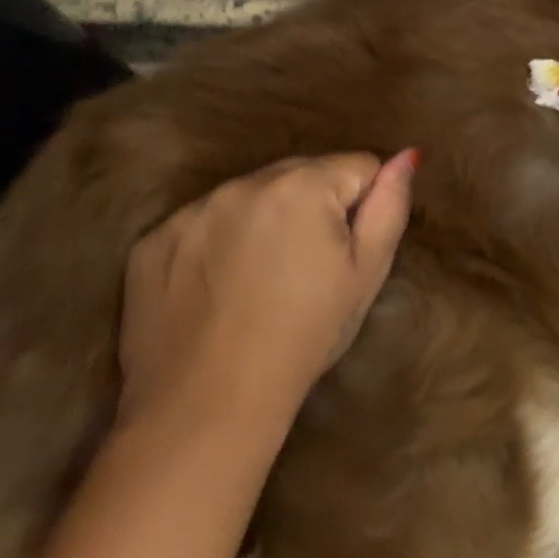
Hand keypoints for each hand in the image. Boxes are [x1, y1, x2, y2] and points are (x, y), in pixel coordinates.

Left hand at [117, 150, 417, 427]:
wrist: (209, 401)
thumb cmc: (309, 333)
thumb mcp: (369, 270)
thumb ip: (390, 205)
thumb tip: (407, 156)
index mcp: (302, 186)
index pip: (360, 165)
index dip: (367, 205)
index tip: (352, 249)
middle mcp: (241, 185)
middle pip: (302, 172)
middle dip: (318, 203)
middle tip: (315, 263)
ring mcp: (188, 213)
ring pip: (252, 196)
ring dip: (268, 219)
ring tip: (268, 276)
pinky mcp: (150, 243)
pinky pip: (204, 224)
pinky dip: (221, 242)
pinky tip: (224, 286)